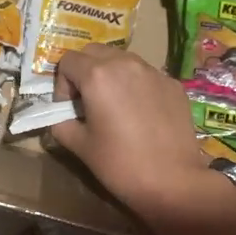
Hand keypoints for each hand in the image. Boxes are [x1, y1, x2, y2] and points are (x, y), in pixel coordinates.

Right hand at [48, 45, 226, 228]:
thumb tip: (61, 116)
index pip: (67, 61)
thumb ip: (61, 123)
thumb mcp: (80, 146)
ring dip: (111, 74)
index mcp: (97, 75)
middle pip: (94, 52)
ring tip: (115, 106)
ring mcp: (153, 71)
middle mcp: (125, 63)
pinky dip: (136, 85)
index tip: (69, 108)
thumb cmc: (121, 165)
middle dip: (84, 72)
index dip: (62, 84)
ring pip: (122, 59)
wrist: (175, 183)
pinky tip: (142, 114)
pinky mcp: (173, 83)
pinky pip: (146, 74)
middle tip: (88, 102)